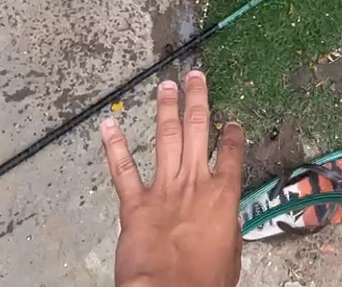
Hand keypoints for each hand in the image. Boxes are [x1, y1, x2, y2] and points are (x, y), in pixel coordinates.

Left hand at [101, 70, 244, 286]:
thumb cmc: (205, 283)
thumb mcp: (231, 254)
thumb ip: (226, 227)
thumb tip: (223, 221)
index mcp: (223, 195)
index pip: (232, 153)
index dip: (233, 135)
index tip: (232, 123)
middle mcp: (195, 182)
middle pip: (198, 129)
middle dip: (197, 99)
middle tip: (195, 76)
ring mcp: (164, 188)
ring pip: (166, 137)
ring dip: (166, 108)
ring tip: (166, 85)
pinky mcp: (136, 203)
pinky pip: (123, 169)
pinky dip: (114, 145)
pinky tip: (109, 124)